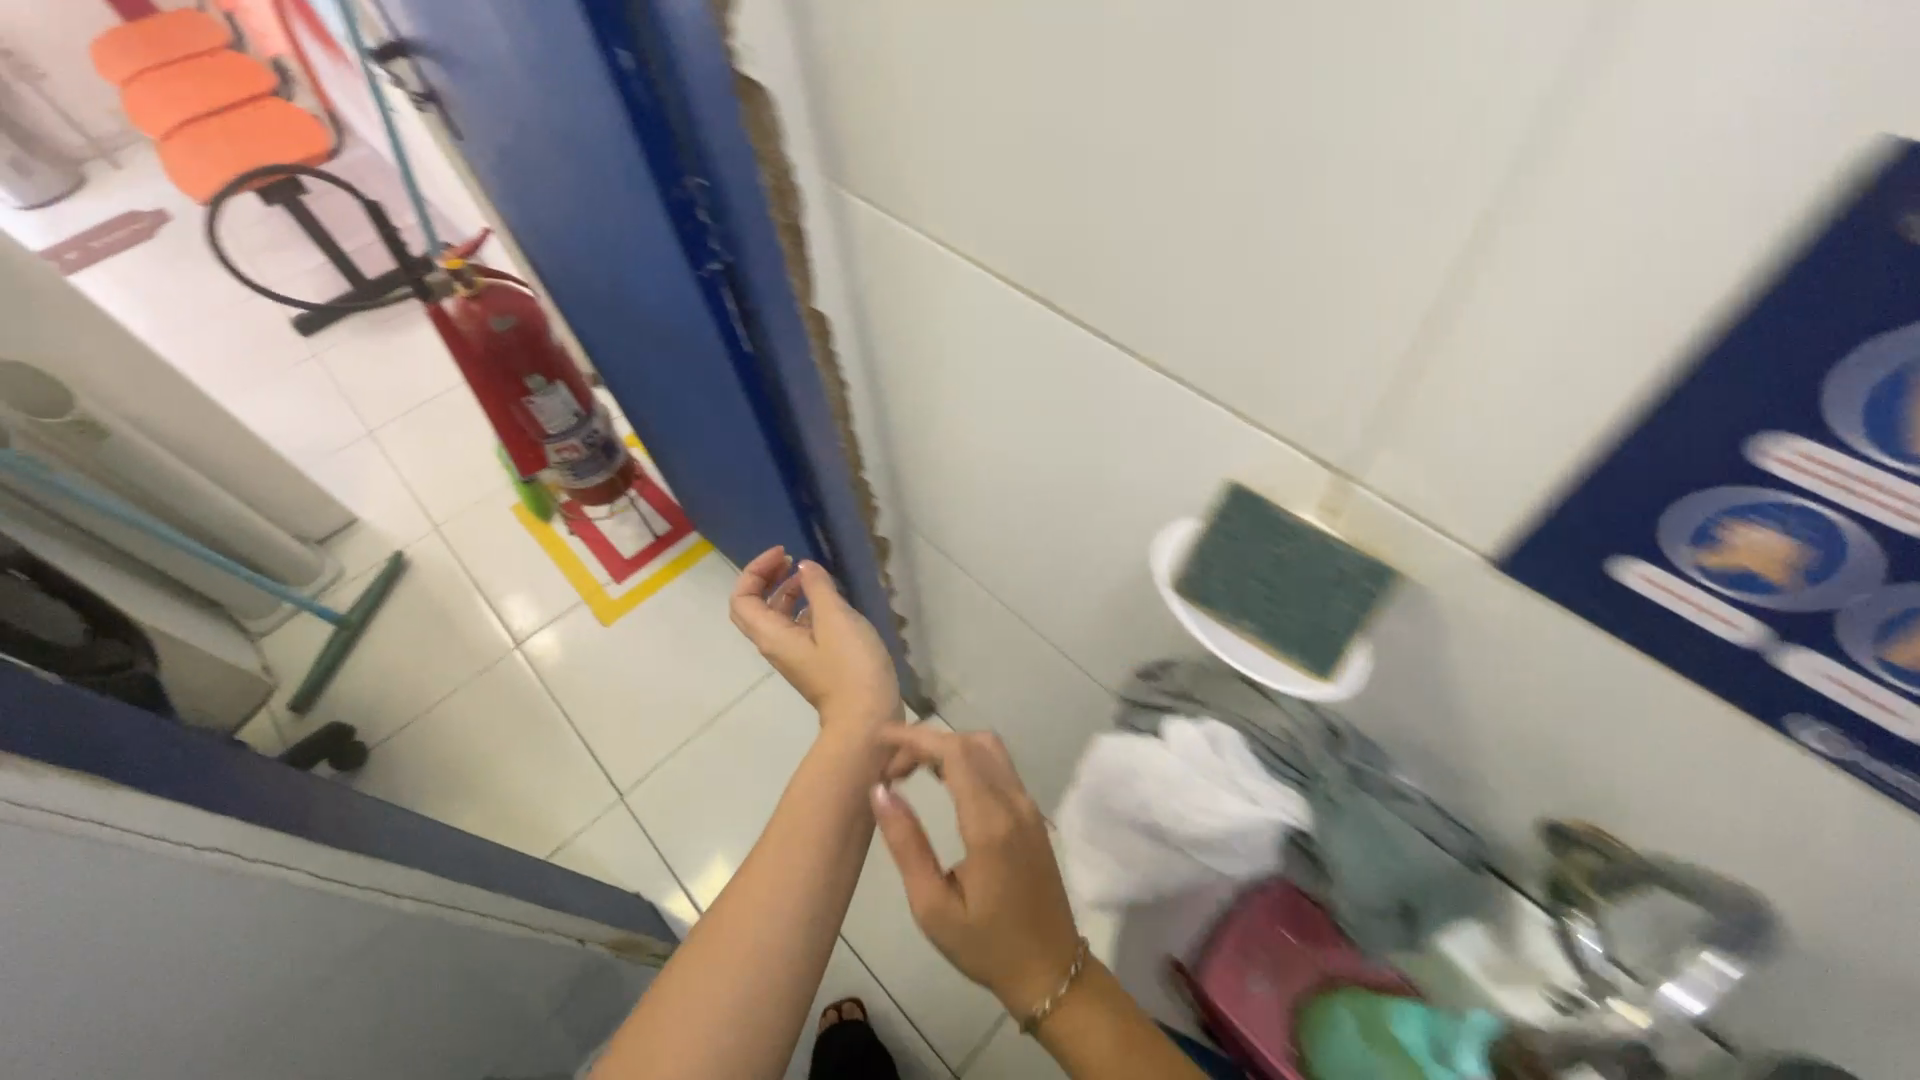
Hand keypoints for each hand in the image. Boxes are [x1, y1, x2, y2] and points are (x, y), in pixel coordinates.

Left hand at [729, 547, 900, 730]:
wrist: (867, 718)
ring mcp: (795, 656)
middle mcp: (776, 646)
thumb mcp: (835, 619)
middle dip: (769, 579)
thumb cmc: (849, 667)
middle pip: (755, 607)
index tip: (784, 554)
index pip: (742, 598)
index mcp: (771, 635)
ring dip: (790, 592)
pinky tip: (832, 602)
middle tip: (793, 560)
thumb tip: (804, 568)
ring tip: (815, 578)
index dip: (756, 571)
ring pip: (779, 617)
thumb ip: (818, 588)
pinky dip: (807, 609)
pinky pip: (799, 629)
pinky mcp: (815, 662)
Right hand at [868, 725, 1082, 1014]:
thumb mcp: (933, 906)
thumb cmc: (986, 946)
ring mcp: (1028, 807)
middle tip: (890, 769)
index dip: (915, 738)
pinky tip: (941, 781)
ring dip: (949, 747)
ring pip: (989, 750)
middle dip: (927, 742)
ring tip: (911, 771)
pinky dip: (967, 760)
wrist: (1050, 970)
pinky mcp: (1032, 816)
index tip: (880, 740)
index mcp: (990, 824)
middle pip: (972, 742)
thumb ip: (907, 844)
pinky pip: (999, 768)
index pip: (954, 753)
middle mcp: (1015, 804)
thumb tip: (879, 791)